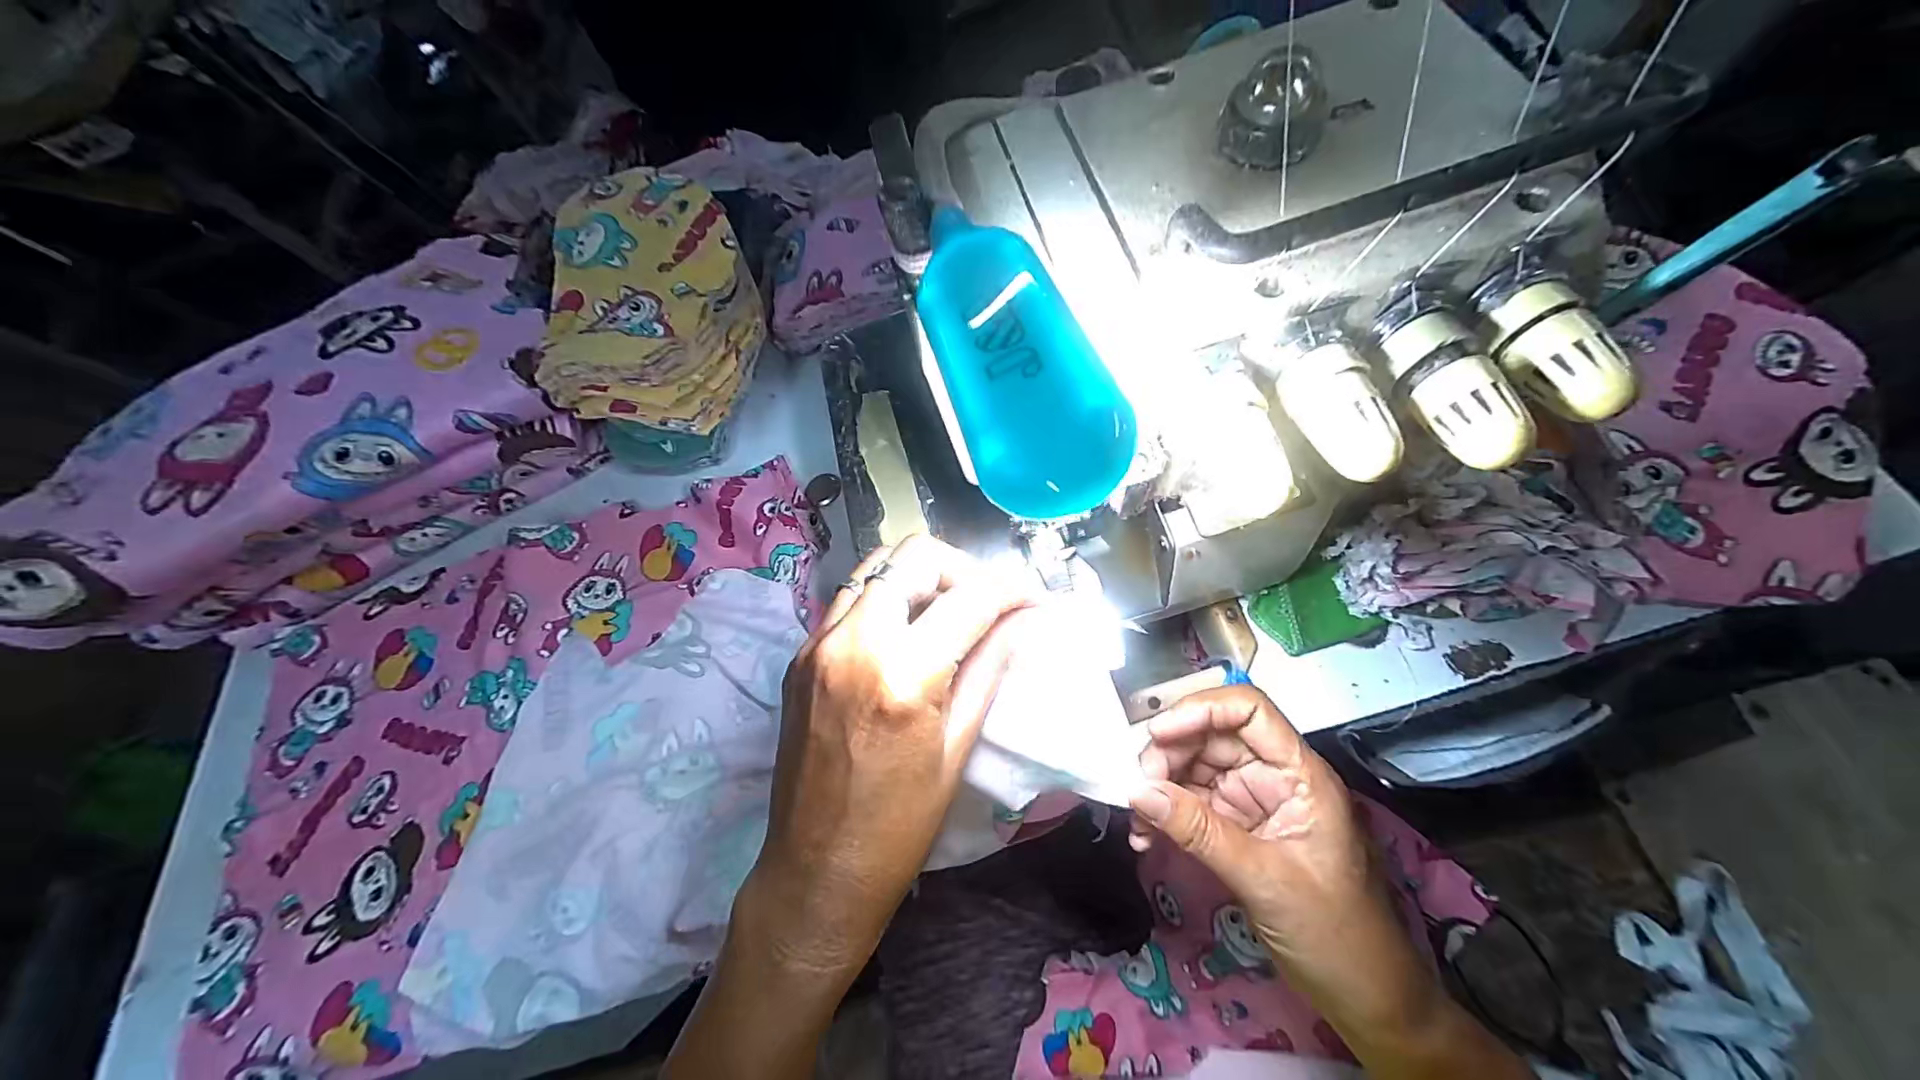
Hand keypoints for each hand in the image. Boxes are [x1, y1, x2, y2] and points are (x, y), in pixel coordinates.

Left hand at [747, 534, 1033, 974]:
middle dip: (965, 569)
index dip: (1015, 590)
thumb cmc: (898, 828)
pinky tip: (909, 636)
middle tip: (991, 604)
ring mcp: (817, 643)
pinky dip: (888, 601)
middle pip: (916, 555)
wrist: (815, 871)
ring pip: (877, 567)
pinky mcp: (800, 655)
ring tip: (953, 614)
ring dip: (923, 579)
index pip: (971, 597)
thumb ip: (991, 667)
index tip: (1038, 601)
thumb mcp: (958, 747)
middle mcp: (853, 642)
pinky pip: (851, 601)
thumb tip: (1028, 620)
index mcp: (901, 674)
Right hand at [1129, 686, 1531, 1079]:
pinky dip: (1164, 815)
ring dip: (1160, 788)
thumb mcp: (1266, 880)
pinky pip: (1189, 805)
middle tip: (1138, 788)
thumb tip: (1138, 791)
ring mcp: (1252, 803)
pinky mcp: (1235, 829)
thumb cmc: (1335, 935)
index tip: (1157, 735)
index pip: (1249, 711)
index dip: (1201, 710)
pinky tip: (1147, 837)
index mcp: (1299, 775)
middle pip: (1211, 737)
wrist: (1365, 998)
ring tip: (1139, 821)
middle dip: (1169, 756)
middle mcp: (1273, 777)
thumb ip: (1200, 831)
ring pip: (1193, 769)